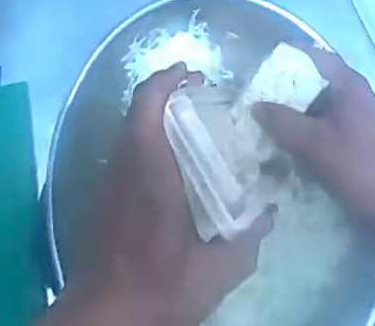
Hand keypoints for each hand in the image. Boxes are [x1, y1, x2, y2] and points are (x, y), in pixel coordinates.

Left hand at [59, 64, 273, 325]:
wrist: (103, 312)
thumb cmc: (157, 284)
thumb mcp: (211, 273)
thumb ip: (244, 243)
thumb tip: (270, 216)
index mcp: (149, 166)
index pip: (147, 102)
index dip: (165, 79)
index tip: (190, 72)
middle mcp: (125, 160)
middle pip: (139, 107)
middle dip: (166, 91)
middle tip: (199, 93)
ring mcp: (111, 174)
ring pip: (130, 125)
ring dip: (155, 113)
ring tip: (189, 121)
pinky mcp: (105, 190)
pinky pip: (125, 146)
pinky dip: (146, 136)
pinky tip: (170, 160)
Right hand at [251, 46, 374, 245]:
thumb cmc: (357, 168)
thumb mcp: (311, 143)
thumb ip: (281, 121)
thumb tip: (255, 105)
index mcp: (350, 85)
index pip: (317, 54)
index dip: (293, 51)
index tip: (270, 55)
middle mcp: (361, 93)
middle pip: (322, 76)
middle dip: (294, 80)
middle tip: (268, 86)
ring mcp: (367, 115)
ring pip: (328, 99)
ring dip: (305, 103)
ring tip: (278, 110)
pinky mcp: (368, 135)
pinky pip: (335, 116)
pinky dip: (316, 119)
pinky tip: (301, 135)